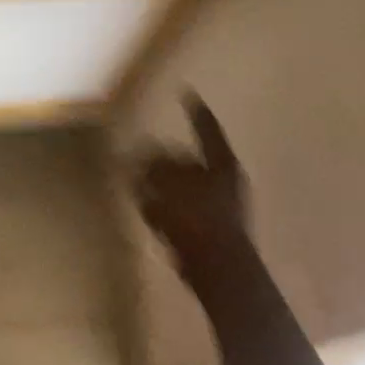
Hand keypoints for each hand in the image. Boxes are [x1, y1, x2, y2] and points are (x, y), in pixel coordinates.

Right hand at [133, 93, 248, 282]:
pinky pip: (182, 212)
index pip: (207, 129)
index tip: (185, 93)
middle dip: (167, 157)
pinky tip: (149, 212)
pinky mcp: (209, 232)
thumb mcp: (173, 187)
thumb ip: (156, 169)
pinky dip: (166, 209)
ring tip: (139, 183)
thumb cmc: (200, 223)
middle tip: (144, 153)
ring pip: (186, 188)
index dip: (195, 112)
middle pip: (191, 161)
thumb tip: (142, 158)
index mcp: (223, 165)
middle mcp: (225, 182)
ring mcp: (219, 209)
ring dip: (163, 185)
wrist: (220, 272)